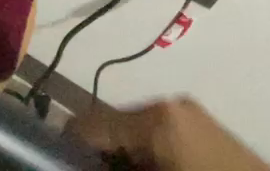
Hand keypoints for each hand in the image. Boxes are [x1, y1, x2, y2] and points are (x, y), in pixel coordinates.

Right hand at [67, 97, 269, 170]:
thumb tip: (77, 161)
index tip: (63, 163)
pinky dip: (150, 155)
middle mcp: (168, 105)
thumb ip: (114, 168)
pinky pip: (161, 135)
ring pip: (136, 131)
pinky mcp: (206, 127)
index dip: (69, 146)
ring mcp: (190, 113)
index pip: (88, 123)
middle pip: (112, 125)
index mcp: (155, 120)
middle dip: (103, 154)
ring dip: (127, 156)